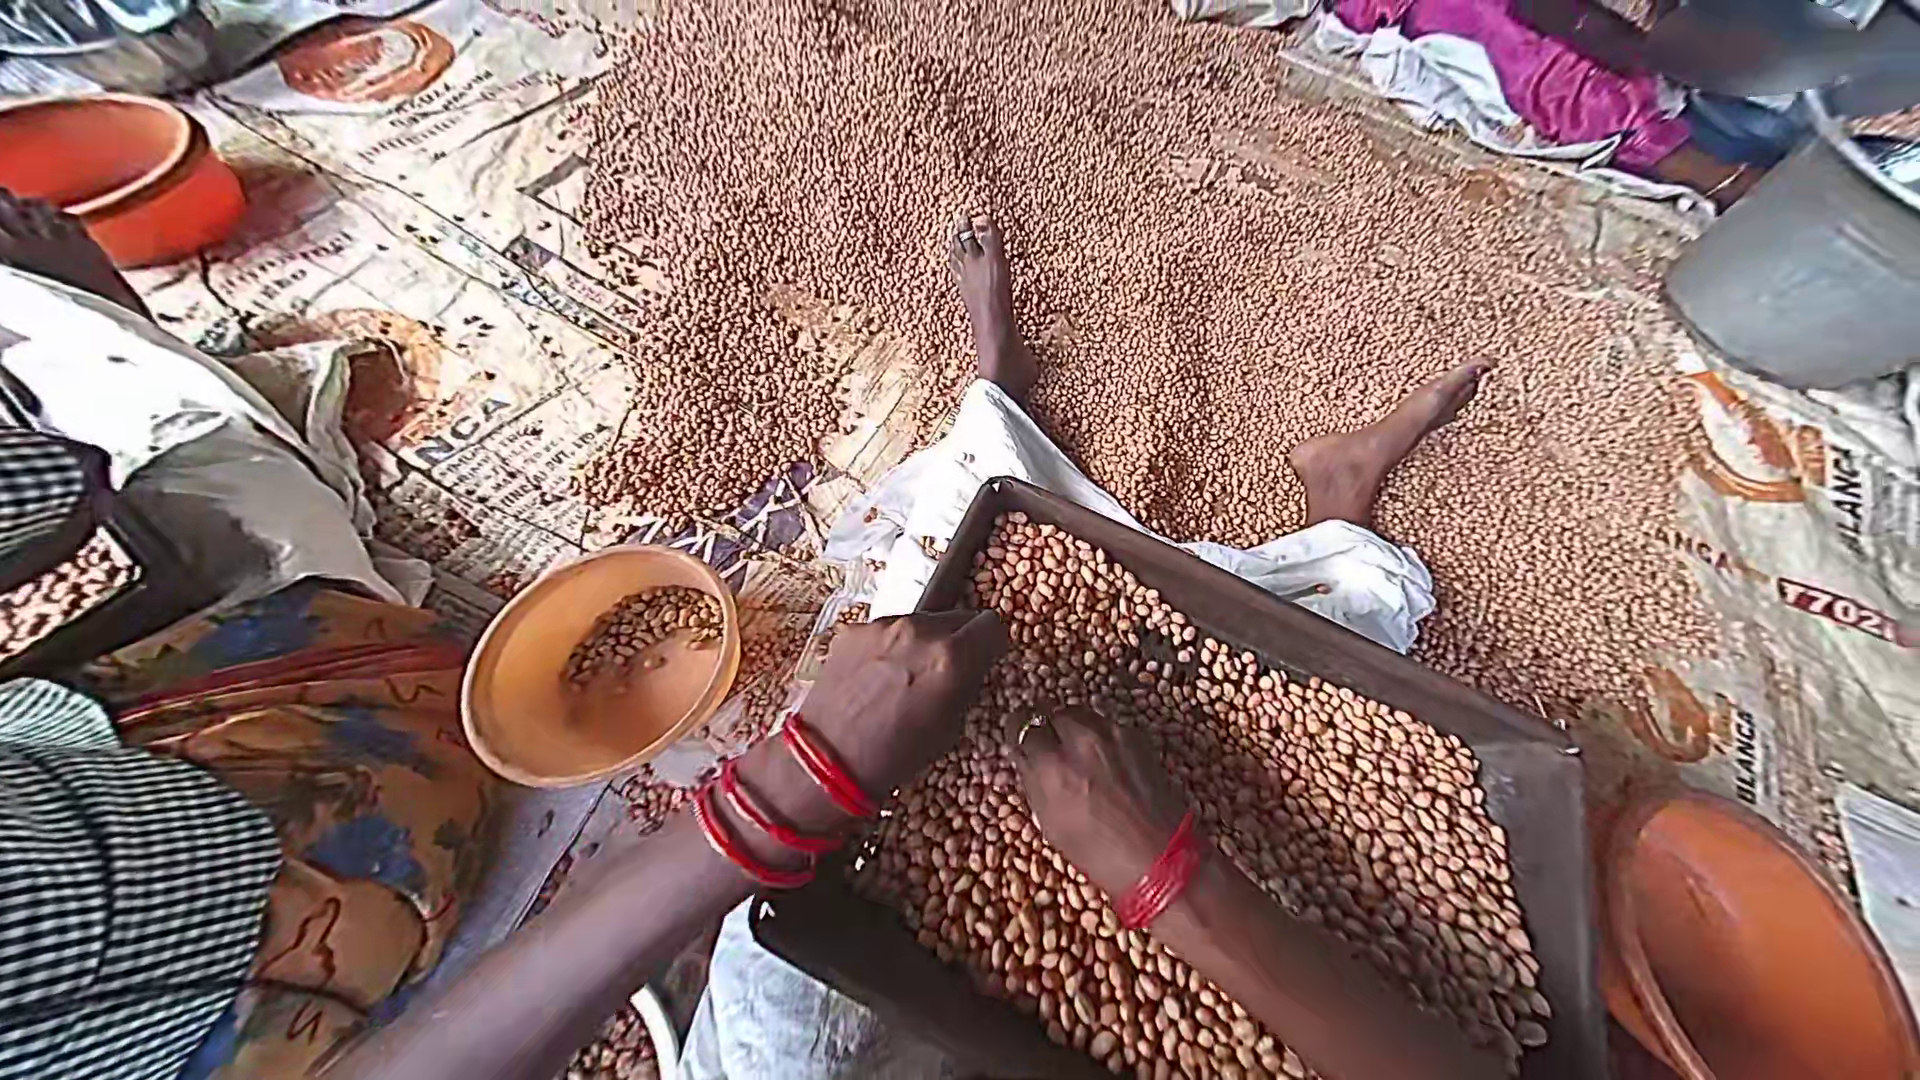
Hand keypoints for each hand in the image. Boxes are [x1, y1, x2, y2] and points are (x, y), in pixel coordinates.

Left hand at [742, 610, 1006, 835]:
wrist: (827, 758)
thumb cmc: (895, 754)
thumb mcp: (951, 726)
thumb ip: (967, 683)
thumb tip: (974, 664)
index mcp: (950, 657)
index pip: (991, 624)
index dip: (991, 643)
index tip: (986, 655)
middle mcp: (919, 631)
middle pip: (956, 618)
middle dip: (958, 641)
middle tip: (945, 671)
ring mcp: (884, 626)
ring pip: (921, 621)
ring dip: (923, 641)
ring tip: (906, 677)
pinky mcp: (856, 629)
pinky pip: (887, 630)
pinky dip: (890, 646)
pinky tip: (877, 676)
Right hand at [1011, 704, 1191, 899]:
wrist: (1160, 857)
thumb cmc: (1098, 850)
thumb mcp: (1049, 820)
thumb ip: (1030, 777)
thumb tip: (1020, 751)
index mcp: (1052, 766)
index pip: (1021, 724)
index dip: (1017, 729)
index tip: (1018, 735)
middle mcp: (1079, 741)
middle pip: (1048, 711)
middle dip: (1044, 726)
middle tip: (1046, 745)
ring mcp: (1110, 733)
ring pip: (1076, 712)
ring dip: (1069, 725)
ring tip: (1073, 751)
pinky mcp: (1133, 734)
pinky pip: (1103, 723)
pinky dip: (1096, 735)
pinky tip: (1101, 759)